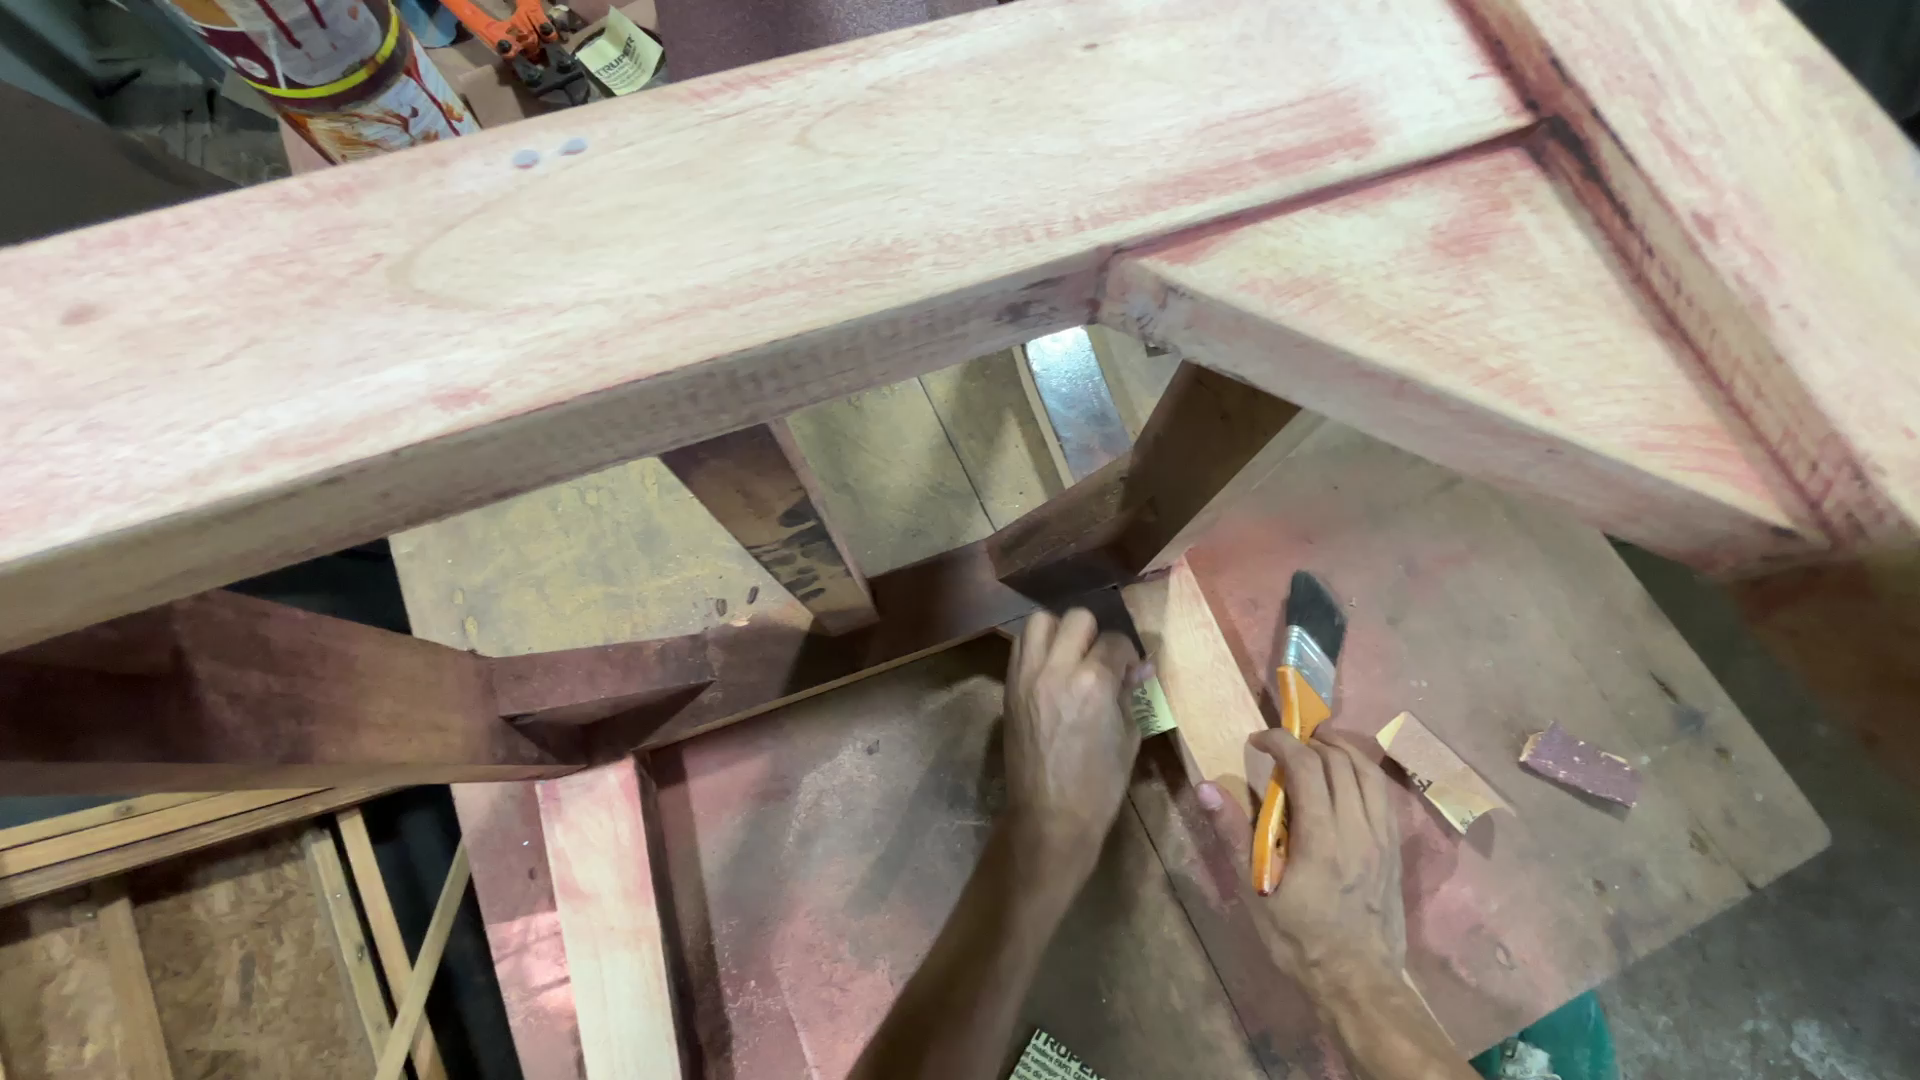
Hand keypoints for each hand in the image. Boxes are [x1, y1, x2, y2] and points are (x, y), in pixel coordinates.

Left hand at [1003, 609, 1141, 875]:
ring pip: (1040, 621)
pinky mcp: (1009, 687)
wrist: (1049, 815)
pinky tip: (1050, 670)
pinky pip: (1020, 647)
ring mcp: (1027, 675)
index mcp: (1094, 681)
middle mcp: (1057, 668)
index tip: (1130, 670)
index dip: (1128, 654)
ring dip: (1060, 632)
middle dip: (1094, 634)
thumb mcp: (1129, 736)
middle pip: (1076, 618)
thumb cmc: (1100, 784)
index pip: (1115, 641)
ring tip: (1071, 656)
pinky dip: (1037, 648)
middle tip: (1100, 660)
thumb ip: (1130, 693)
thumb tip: (1139, 668)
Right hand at [1196, 727, 1404, 983]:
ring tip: (1315, 747)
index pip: (1308, 767)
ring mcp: (1382, 839)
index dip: (1281, 742)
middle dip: (1308, 741)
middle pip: (1340, 761)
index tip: (1258, 741)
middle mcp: (1359, 831)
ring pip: (1369, 772)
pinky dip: (1361, 772)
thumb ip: (1234, 833)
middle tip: (1282, 745)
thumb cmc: (1298, 938)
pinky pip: (1383, 794)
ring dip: (1340, 749)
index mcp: (1322, 840)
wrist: (1358, 982)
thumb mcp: (1256, 890)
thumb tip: (1206, 787)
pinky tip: (1342, 777)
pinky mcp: (1394, 849)